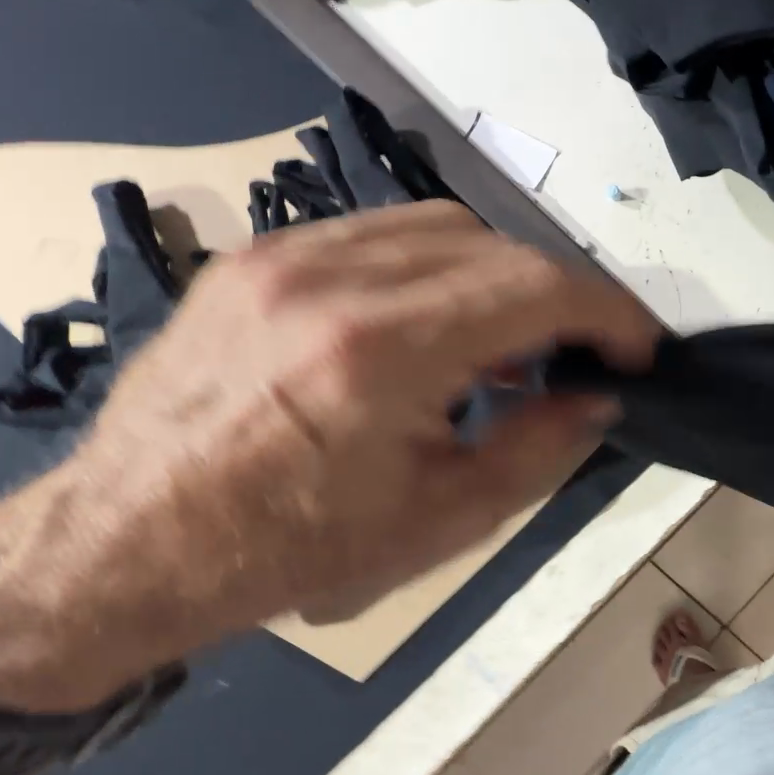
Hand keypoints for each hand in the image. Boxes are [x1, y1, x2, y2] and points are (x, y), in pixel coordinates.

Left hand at [0, 201, 660, 710]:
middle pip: (499, 246)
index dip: (610, 313)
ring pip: (446, 226)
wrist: (133, 543)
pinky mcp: (256, 261)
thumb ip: (544, 446)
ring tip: (520, 342)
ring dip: (509, 276)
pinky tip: (448, 325)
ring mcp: (283, 259)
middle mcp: (330, 282)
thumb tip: (601, 397)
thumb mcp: (451, 517)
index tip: (640, 350)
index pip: (536, 288)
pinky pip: (384, 234)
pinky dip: (445, 268)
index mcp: (382, 355)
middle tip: (589, 353)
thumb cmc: (304, 548)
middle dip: (568, 295)